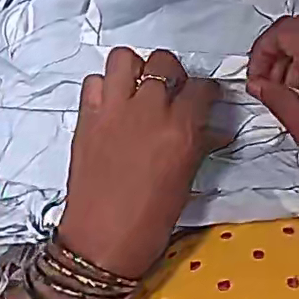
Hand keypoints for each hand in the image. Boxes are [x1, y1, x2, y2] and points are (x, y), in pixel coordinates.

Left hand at [58, 48, 221, 278]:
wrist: (103, 240)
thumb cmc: (150, 219)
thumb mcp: (185, 180)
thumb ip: (198, 145)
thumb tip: (212, 130)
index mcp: (180, 129)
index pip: (201, 88)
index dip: (205, 91)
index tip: (203, 97)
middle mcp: (147, 111)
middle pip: (163, 62)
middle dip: (170, 72)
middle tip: (169, 91)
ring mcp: (113, 110)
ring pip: (123, 58)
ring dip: (134, 68)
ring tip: (137, 89)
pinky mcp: (86, 118)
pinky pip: (93, 82)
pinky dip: (103, 87)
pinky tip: (111, 105)